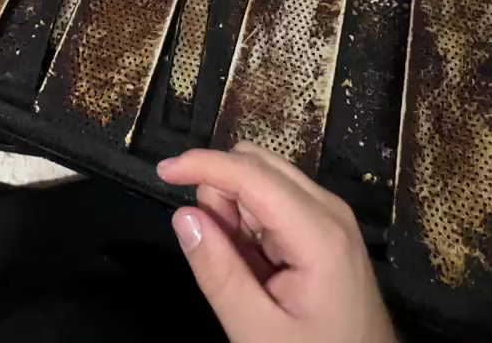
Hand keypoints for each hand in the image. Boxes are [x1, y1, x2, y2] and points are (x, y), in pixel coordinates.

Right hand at [158, 144, 395, 342]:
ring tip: (243, 270)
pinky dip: (250, 222)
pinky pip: (273, 199)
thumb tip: (183, 215)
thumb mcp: (259, 334)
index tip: (162, 172)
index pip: (250, 173)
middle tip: (217, 253)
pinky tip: (257, 266)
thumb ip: (219, 274)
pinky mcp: (325, 226)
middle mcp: (327, 207)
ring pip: (261, 178)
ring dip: (234, 210)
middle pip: (255, 164)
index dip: (202, 164)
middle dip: (221, 194)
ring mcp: (329, 215)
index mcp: (318, 231)